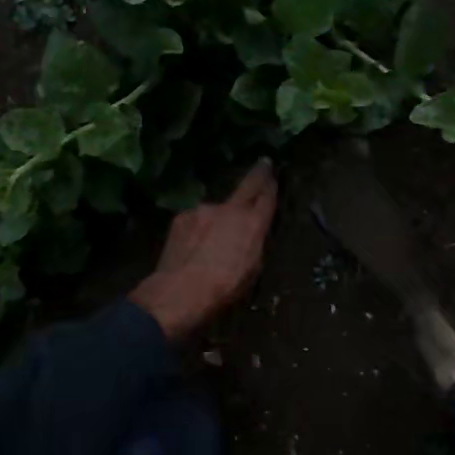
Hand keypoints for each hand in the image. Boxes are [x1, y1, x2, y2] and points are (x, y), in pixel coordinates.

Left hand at [130, 160, 278, 340]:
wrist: (181, 290)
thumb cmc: (224, 287)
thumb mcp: (252, 269)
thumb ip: (255, 242)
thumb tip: (254, 232)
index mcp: (253, 223)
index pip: (267, 195)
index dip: (271, 184)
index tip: (273, 174)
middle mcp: (230, 208)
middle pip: (247, 185)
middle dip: (258, 173)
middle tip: (263, 163)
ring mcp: (204, 209)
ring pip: (217, 209)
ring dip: (219, 217)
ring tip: (213, 240)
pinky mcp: (182, 216)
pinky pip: (196, 219)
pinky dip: (198, 228)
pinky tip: (193, 246)